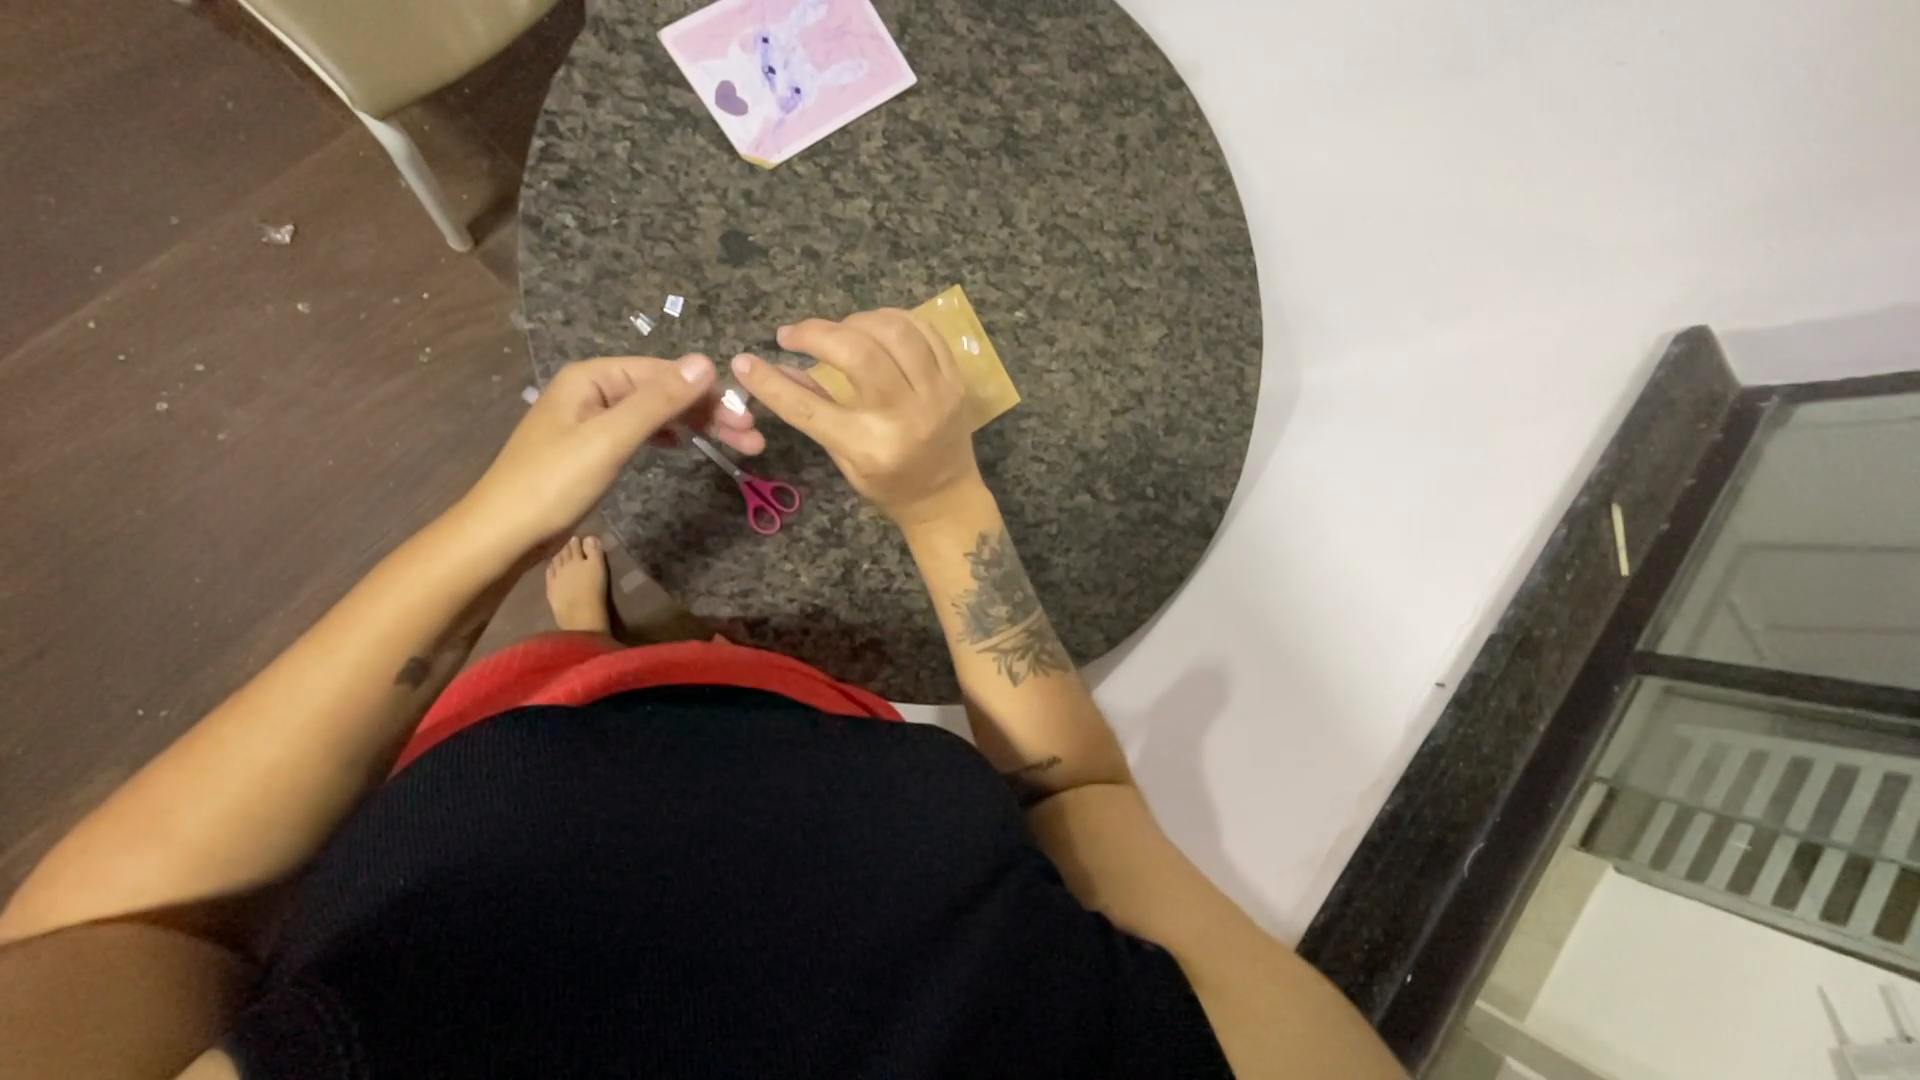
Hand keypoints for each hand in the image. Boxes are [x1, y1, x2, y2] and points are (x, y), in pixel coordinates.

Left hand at [459, 355, 761, 555]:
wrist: (504, 534)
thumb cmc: (553, 484)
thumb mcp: (611, 439)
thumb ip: (658, 401)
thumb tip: (706, 362)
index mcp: (593, 377)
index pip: (665, 373)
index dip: (709, 392)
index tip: (748, 418)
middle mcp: (594, 390)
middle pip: (664, 392)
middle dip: (710, 412)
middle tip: (753, 439)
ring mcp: (593, 419)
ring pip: (657, 413)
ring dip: (697, 426)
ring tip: (738, 445)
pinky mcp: (594, 447)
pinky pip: (643, 430)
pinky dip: (670, 436)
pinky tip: (687, 444)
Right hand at [732, 310, 980, 526]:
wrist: (946, 497)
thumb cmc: (888, 484)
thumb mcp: (843, 459)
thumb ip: (812, 412)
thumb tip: (773, 371)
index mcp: (869, 448)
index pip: (809, 407)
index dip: (770, 382)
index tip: (745, 361)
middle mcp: (904, 418)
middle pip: (857, 353)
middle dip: (815, 333)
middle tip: (792, 335)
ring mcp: (936, 394)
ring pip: (893, 331)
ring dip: (855, 321)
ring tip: (836, 331)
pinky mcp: (955, 380)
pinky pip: (924, 330)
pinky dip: (892, 319)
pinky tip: (872, 327)